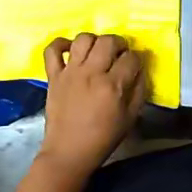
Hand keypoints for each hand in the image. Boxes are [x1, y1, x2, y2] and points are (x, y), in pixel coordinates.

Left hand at [37, 33, 148, 174]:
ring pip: (83, 39)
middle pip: (108, 41)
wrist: (69, 152)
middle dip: (119, 44)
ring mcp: (70, 72)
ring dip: (94, 41)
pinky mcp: (53, 76)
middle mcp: (91, 73)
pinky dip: (61, 44)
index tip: (134, 67)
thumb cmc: (102, 138)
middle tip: (119, 54)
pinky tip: (70, 49)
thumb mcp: (130, 118)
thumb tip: (139, 70)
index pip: (131, 58)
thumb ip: (138, 91)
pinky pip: (52, 50)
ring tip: (97, 51)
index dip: (136, 60)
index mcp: (112, 86)